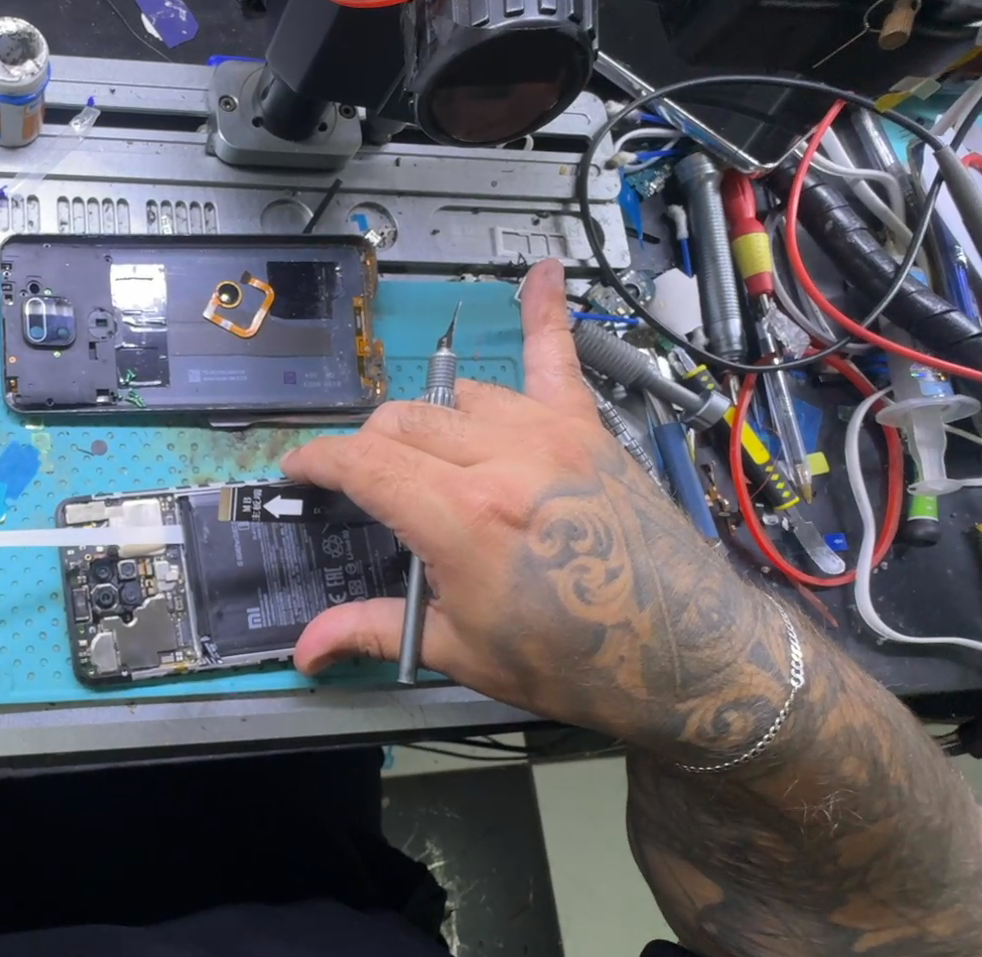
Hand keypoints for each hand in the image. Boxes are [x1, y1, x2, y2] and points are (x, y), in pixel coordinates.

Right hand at [284, 260, 771, 748]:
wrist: (686, 654)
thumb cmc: (567, 659)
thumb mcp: (456, 650)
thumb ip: (370, 631)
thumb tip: (303, 652)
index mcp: (461, 516)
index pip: (362, 462)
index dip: (316, 461)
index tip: (296, 470)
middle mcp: (501, 459)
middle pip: (400, 421)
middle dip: (365, 446)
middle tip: (361, 486)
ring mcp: (549, 434)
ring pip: (454, 395)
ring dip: (422, 418)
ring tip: (419, 452)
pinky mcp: (588, 429)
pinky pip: (558, 358)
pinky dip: (544, 315)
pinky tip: (540, 271)